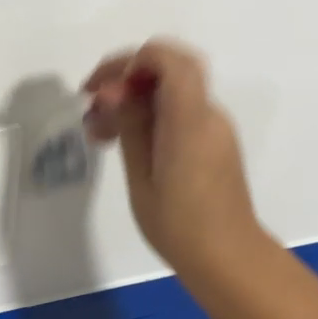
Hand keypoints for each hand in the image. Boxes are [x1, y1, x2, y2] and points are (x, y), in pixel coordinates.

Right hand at [85, 38, 268, 278]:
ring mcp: (213, 129)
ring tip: (97, 132)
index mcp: (189, 120)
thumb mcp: (141, 177)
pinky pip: (179, 115)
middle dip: (124, 80)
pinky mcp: (213, 145)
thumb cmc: (178, 225)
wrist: (227, 258)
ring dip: (133, 101)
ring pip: (170, 94)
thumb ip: (131, 126)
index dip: (130, 61)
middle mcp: (207, 115)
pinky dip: (149, 117)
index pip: (168, 60)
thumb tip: (116, 91)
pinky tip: (122, 144)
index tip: (99, 89)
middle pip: (167, 72)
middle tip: (90, 106)